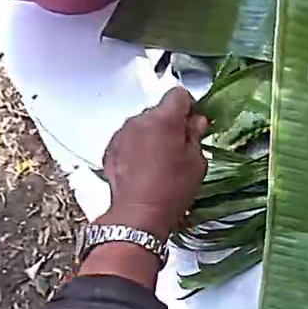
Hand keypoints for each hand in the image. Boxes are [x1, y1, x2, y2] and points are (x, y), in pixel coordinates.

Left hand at [100, 86, 207, 240]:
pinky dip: (138, 149)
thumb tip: (196, 122)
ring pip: (143, 125)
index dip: (190, 108)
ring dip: (153, 136)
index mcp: (164, 119)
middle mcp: (139, 120)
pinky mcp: (111, 149)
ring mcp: (122, 133)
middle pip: (159, 111)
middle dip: (170, 124)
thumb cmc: (172, 190)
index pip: (179, 95)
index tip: (193, 124)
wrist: (139, 214)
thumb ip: (196, 136)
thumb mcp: (196, 163)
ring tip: (161, 163)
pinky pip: (129, 140)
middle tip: (180, 149)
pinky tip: (145, 169)